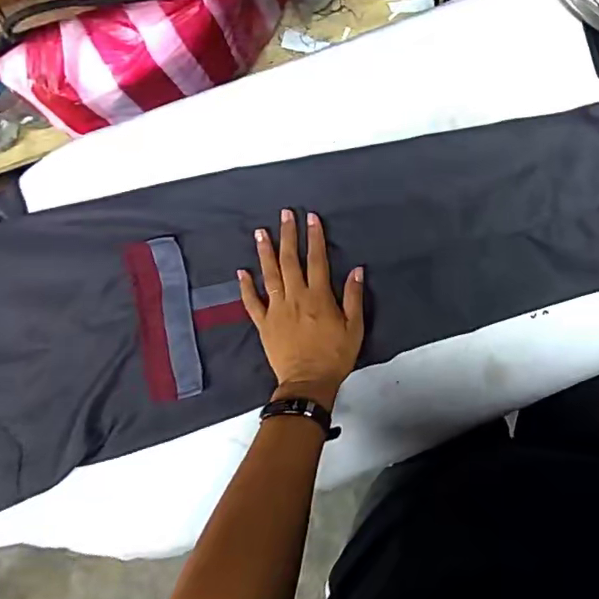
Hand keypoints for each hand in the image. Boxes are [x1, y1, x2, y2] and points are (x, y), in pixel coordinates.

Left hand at [240, 209, 364, 409]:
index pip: (317, 260)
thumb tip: (357, 270)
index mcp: (318, 297)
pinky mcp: (264, 324)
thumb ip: (353, 296)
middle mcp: (295, 297)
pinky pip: (252, 302)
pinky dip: (245, 286)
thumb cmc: (334, 356)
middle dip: (288, 235)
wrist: (307, 383)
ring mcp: (276, 310)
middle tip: (284, 214)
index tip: (311, 218)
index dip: (315, 237)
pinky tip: (241, 272)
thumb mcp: (354, 327)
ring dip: (265, 252)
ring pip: (269, 275)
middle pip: (290, 260)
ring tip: (260, 232)